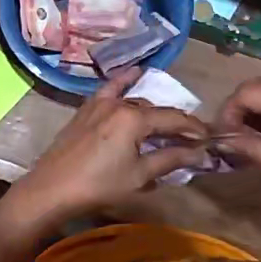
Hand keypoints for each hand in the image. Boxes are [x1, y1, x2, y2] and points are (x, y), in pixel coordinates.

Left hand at [0, 67, 212, 230]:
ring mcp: (97, 104)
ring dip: (151, 111)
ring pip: (133, 102)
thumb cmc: (98, 185)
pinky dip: (123, 81)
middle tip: (188, 140)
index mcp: (134, 118)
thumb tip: (199, 153)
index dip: (194, 129)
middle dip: (173, 123)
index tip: (208, 140)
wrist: (52, 188)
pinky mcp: (84, 110)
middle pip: (154, 110)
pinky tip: (134, 73)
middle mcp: (117, 104)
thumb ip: (170, 159)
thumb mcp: (139, 175)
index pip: (174, 119)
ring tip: (164, 126)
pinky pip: (108, 90)